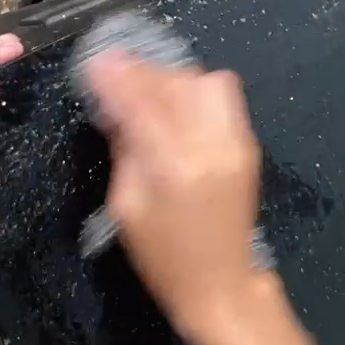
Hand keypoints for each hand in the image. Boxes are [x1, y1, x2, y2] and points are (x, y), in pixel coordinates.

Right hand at [83, 51, 265, 329]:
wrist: (222, 284)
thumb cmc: (163, 258)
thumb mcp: (125, 207)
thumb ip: (123, 148)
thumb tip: (112, 105)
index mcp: (173, 168)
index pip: (142, 103)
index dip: (117, 77)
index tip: (96, 60)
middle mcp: (211, 146)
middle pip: (175, 84)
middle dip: (142, 72)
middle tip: (117, 76)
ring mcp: (236, 143)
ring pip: (204, 81)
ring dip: (171, 78)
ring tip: (148, 90)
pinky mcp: (248, 144)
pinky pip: (223, 96)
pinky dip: (195, 89)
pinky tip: (176, 102)